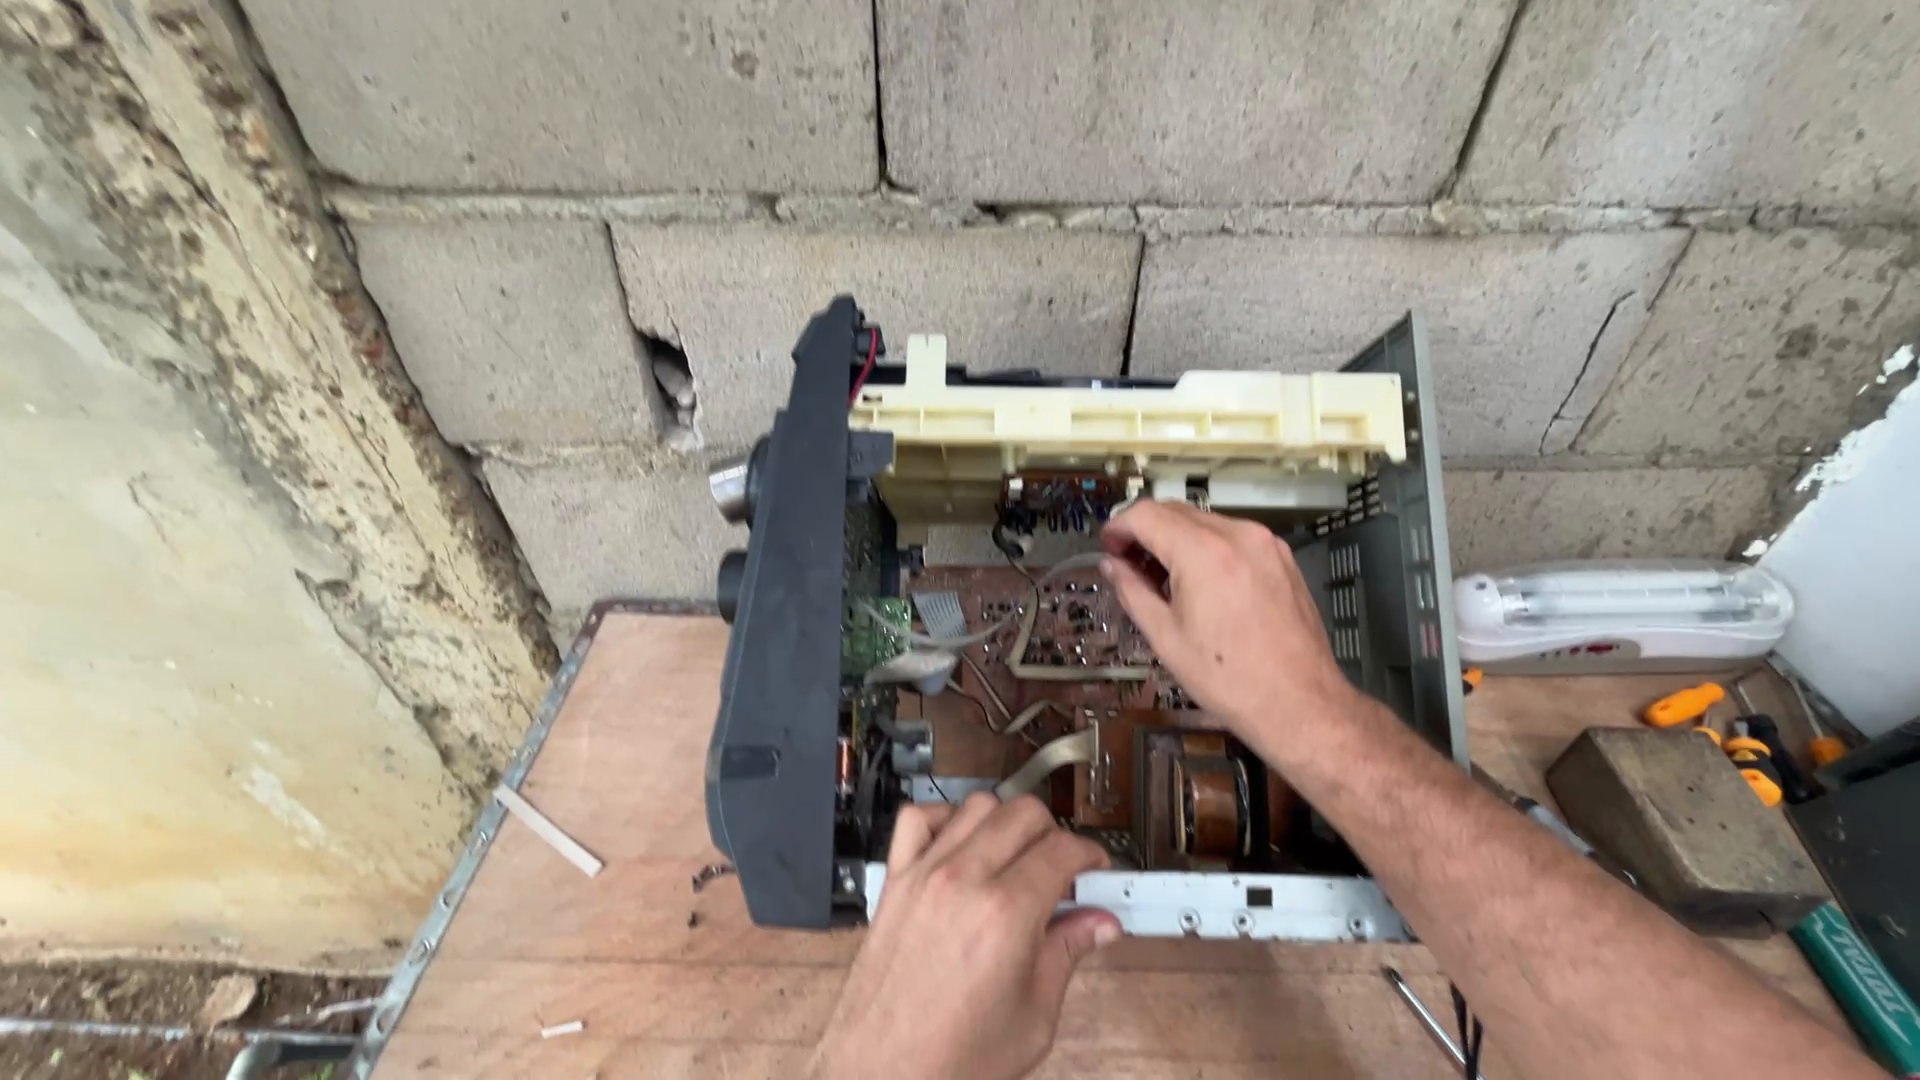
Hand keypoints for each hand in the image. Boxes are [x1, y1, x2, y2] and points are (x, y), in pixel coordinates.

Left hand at [809, 794, 1121, 1079]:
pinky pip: (918, 818)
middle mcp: (964, 881)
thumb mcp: (1034, 1018)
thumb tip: (1100, 924)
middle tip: (1062, 868)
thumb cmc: (953, 1060)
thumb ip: (1068, 955)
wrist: (882, 1075)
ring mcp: (925, 874)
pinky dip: (944, 818)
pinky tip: (961, 844)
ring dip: (1005, 822)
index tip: (1095, 867)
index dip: (1090, 853)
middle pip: (1024, 814)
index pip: (1062, 849)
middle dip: (1053, 833)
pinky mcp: (896, 880)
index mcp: (1005, 915)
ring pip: (977, 806)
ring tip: (1016, 857)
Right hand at [1099, 499, 1359, 745]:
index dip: (1118, 527)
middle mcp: (1238, 535)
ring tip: (1163, 578)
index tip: (1108, 549)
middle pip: (1174, 510)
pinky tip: (1199, 582)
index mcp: (1204, 553)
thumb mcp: (1165, 637)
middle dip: (1144, 531)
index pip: (1146, 514)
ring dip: (1175, 538)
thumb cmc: (1228, 678)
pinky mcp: (1281, 557)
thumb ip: (1132, 591)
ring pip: (1204, 521)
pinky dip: (1206, 547)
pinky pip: (1232, 536)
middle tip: (1128, 564)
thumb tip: (1112, 566)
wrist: (1299, 703)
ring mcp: (1265, 543)